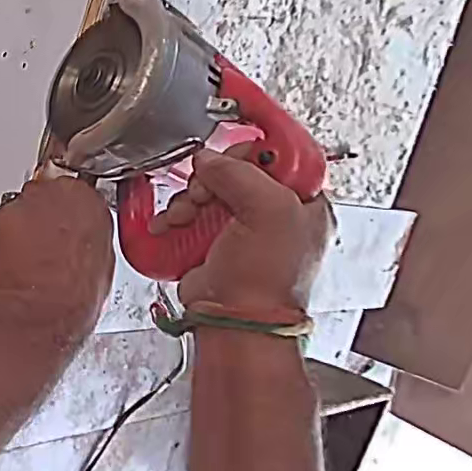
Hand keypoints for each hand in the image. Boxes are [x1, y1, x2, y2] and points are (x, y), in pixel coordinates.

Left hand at [0, 173, 113, 342]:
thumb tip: (77, 234)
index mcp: (85, 196)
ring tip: (23, 257)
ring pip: (13, 209)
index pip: (69, 188)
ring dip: (15, 227)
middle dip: (36, 215)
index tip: (57, 223)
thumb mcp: (101, 253)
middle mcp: (50, 192)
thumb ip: (86, 230)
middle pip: (38, 194)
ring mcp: (19, 204)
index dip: (60, 210)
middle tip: (38, 243)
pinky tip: (7, 261)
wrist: (45, 307)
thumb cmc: (75, 290)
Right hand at [156, 144, 330, 311]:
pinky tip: (169, 225)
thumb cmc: (266, 280)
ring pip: (205, 191)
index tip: (227, 152)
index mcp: (302, 201)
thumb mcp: (268, 213)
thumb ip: (241, 175)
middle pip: (233, 171)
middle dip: (209, 180)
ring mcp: (238, 227)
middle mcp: (271, 211)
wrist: (232, 319)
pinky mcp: (209, 241)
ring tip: (183, 217)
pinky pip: (187, 214)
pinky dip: (173, 217)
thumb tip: (208, 159)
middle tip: (203, 195)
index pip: (278, 154)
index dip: (249, 151)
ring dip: (186, 200)